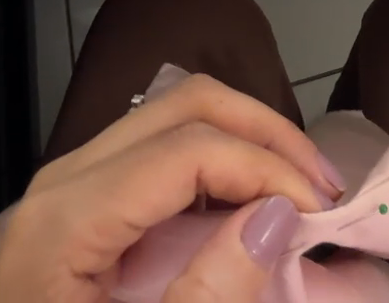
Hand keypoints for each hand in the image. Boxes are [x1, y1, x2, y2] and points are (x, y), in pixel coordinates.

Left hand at [0, 74, 343, 302]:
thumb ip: (204, 297)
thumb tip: (277, 214)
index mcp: (67, 217)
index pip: (188, 149)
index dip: (264, 167)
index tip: (318, 214)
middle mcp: (69, 176)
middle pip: (187, 103)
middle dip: (265, 132)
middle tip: (321, 184)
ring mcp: (76, 180)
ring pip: (179, 112)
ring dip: (247, 137)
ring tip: (298, 186)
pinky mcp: (89, 197)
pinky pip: (166, 145)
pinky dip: (221, 156)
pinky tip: (252, 196)